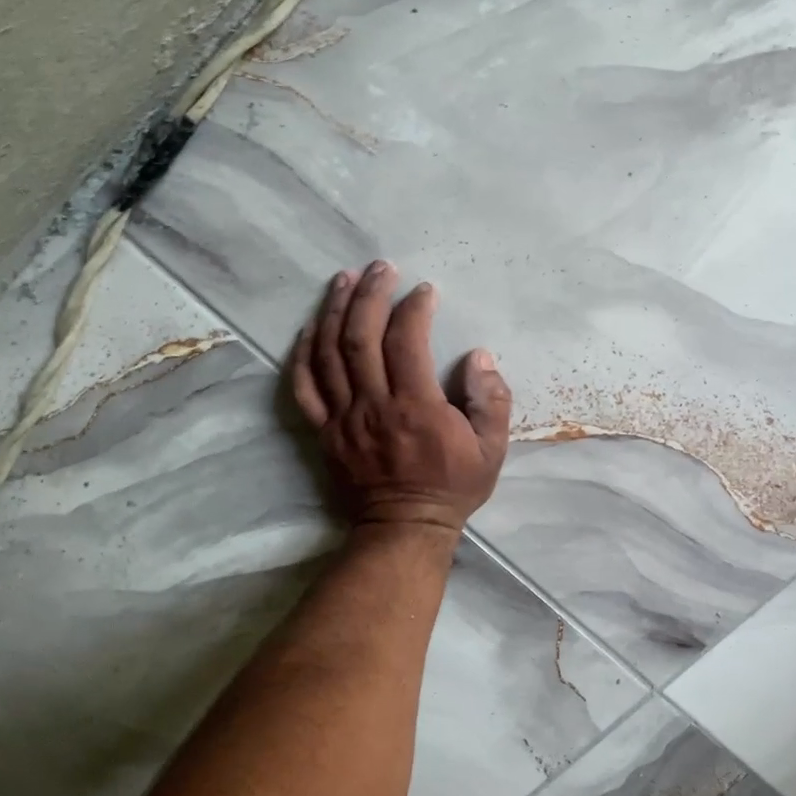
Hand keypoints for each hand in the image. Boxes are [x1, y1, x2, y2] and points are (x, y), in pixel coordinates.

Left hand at [288, 261, 512, 531]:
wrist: (405, 528)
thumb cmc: (453, 486)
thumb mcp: (492, 448)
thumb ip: (492, 400)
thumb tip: (479, 357)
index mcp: (415, 407)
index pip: (406, 341)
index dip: (414, 308)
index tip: (425, 290)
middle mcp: (373, 405)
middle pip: (360, 336)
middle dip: (370, 294)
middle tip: (381, 267)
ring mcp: (342, 417)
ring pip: (328, 353)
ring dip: (334, 310)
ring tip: (343, 280)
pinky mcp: (324, 430)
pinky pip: (304, 386)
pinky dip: (303, 352)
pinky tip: (311, 326)